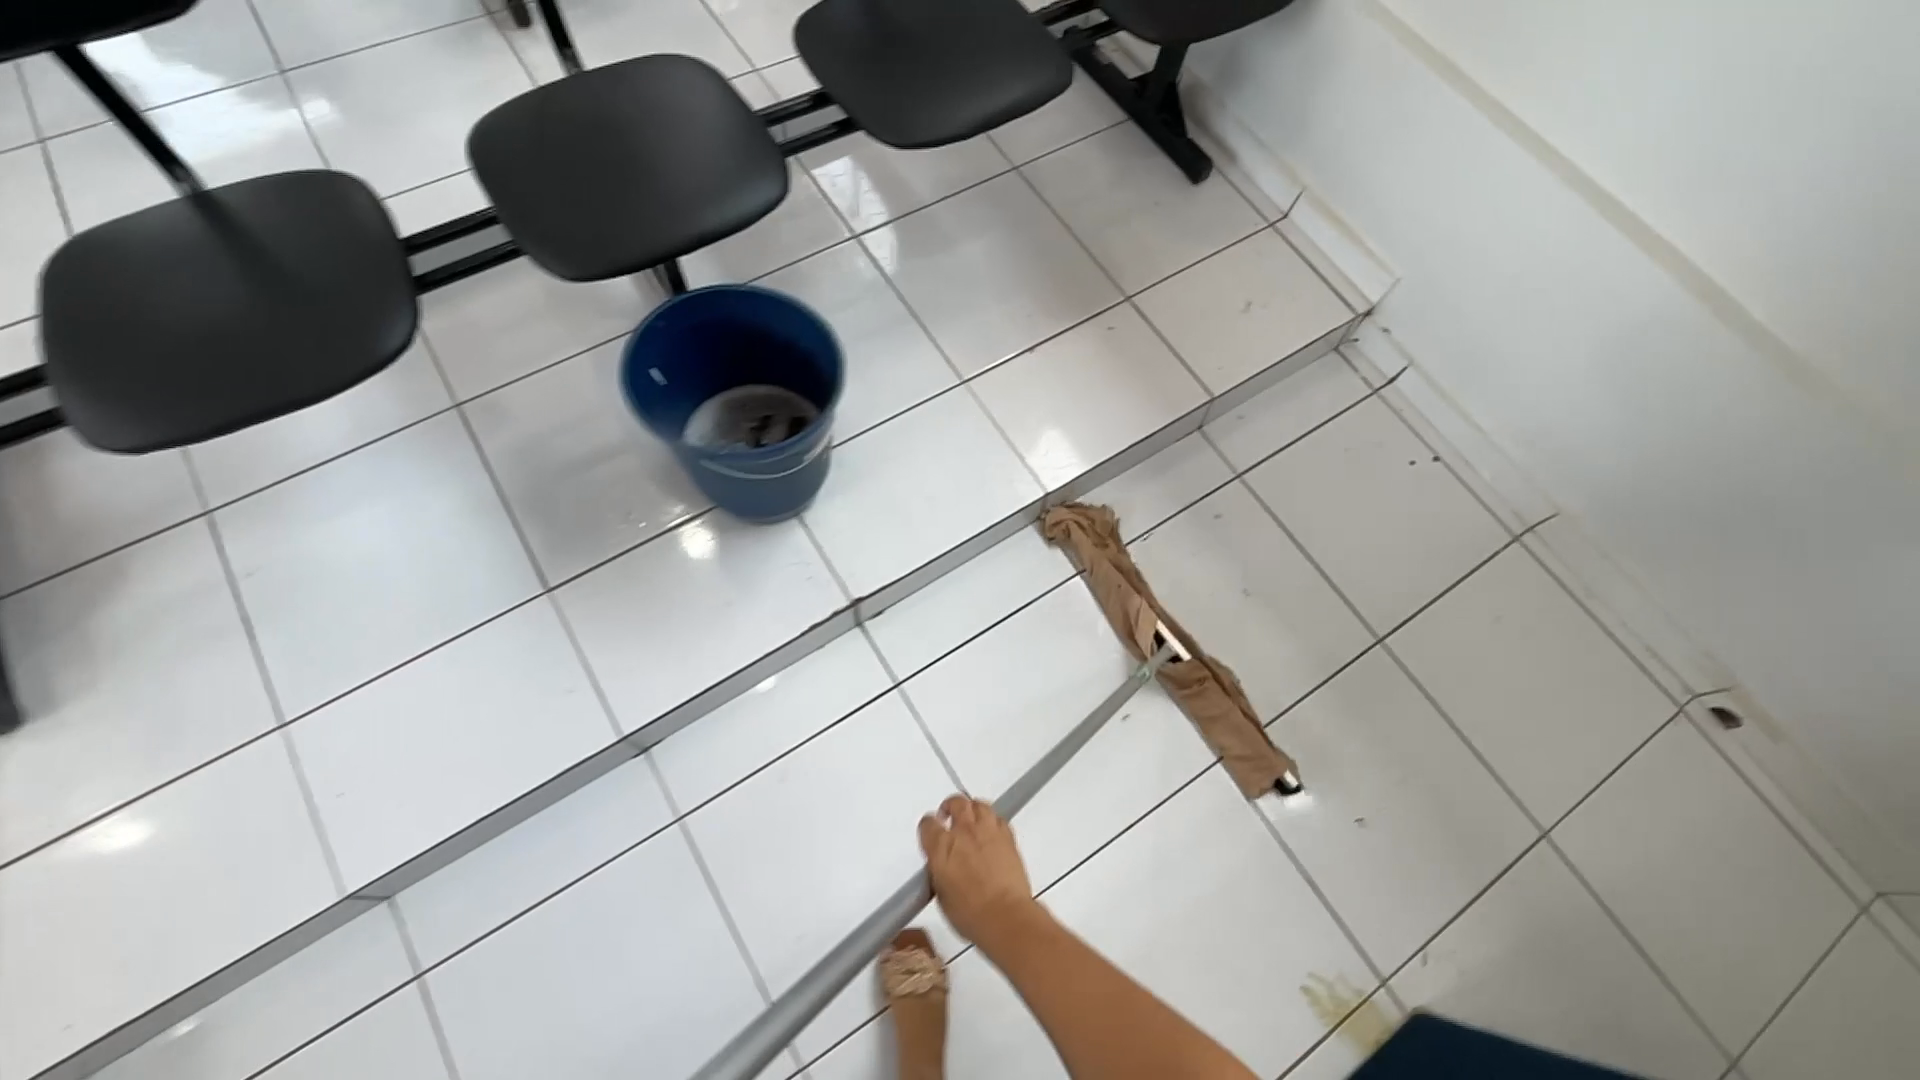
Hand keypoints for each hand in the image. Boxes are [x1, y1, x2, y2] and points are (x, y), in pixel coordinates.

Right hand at [918, 795, 1044, 948]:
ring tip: (971, 816)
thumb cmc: (972, 913)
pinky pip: (999, 818)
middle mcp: (964, 832)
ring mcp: (987, 832)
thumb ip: (939, 874)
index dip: (928, 826)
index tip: (930, 830)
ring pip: (979, 804)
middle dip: (951, 806)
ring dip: (973, 808)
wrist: (1004, 916)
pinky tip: (992, 829)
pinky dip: (993, 820)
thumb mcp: (942, 896)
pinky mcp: (1008, 837)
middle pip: (956, 803)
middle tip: (948, 813)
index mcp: (941, 846)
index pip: (928, 824)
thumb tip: (942, 872)